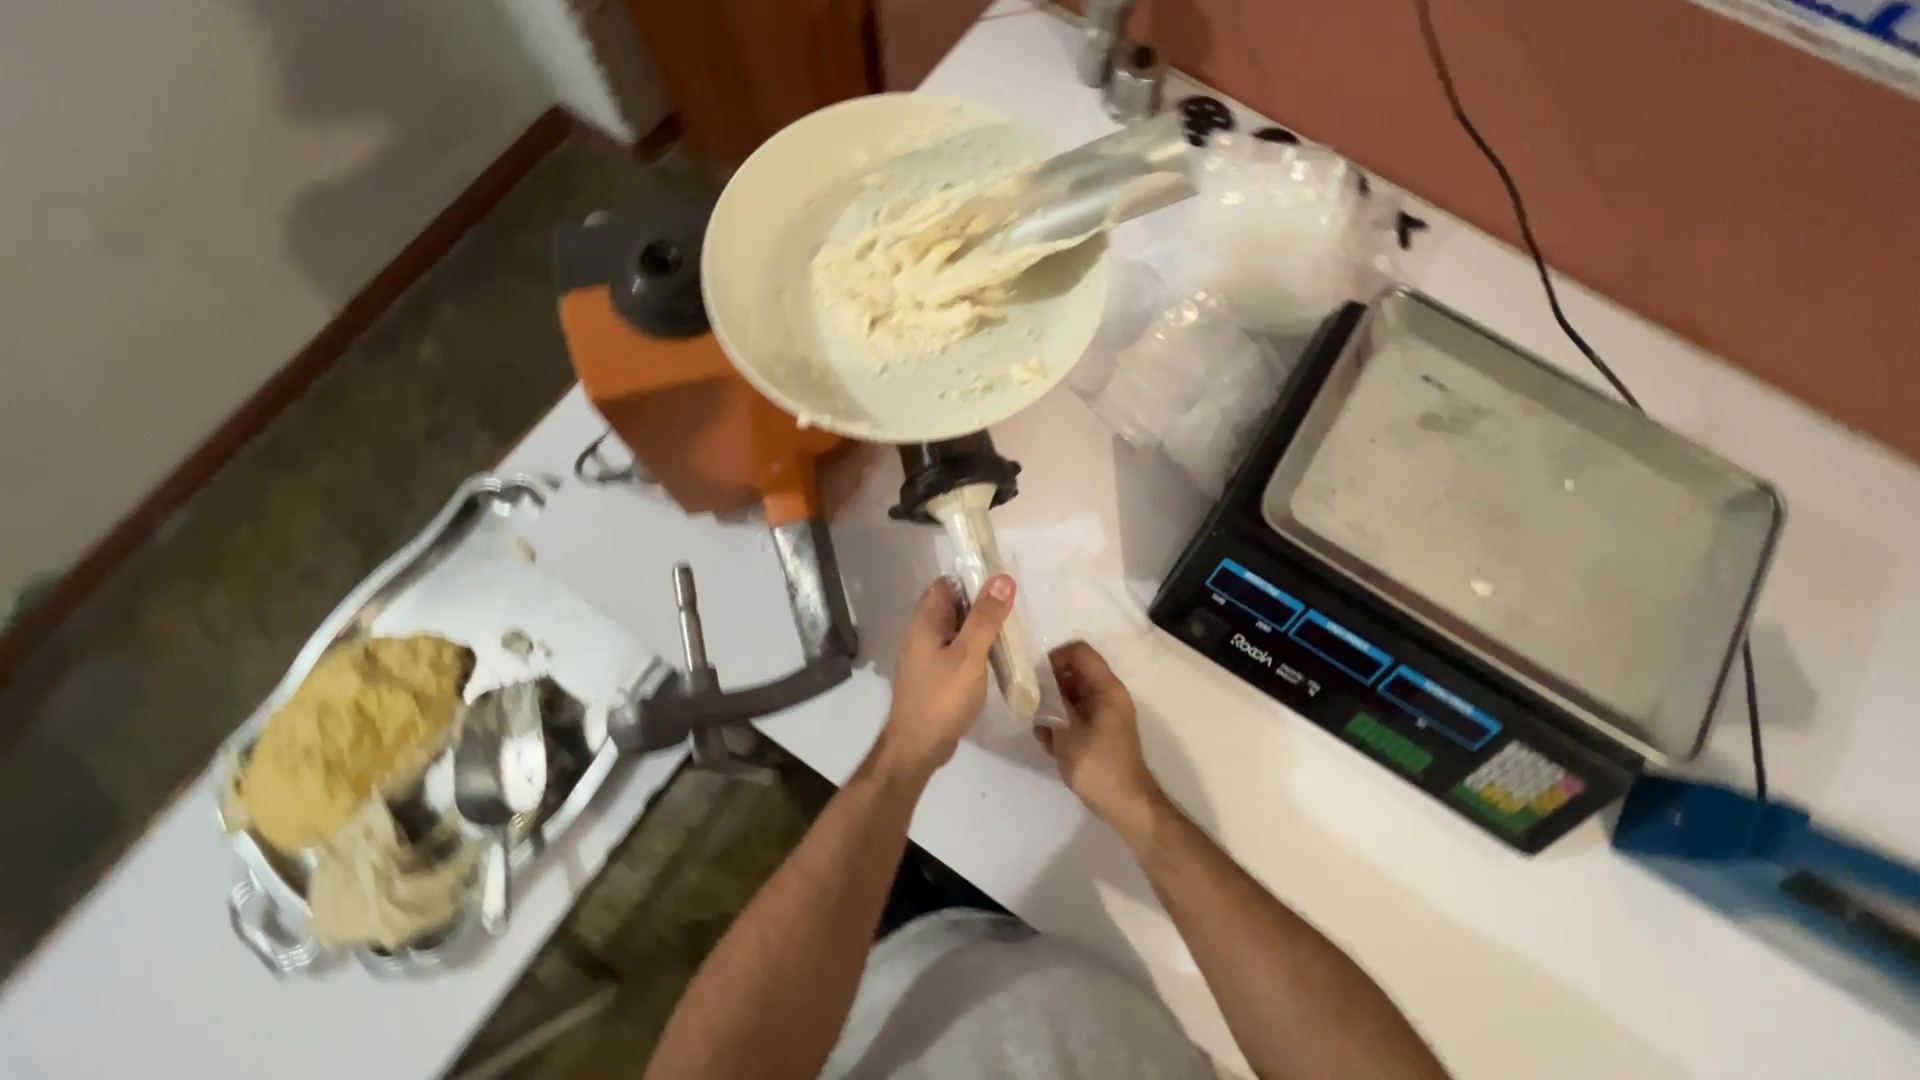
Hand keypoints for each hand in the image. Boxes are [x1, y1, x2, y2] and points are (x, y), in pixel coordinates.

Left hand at [876, 575, 1016, 780]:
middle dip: (981, 604)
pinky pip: (956, 650)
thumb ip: (985, 618)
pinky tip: (996, 657)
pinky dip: (974, 648)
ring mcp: (926, 655)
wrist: (917, 747)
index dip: (972, 579)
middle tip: (1015, 607)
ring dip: (980, 628)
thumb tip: (1002, 579)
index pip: (946, 584)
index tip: (1003, 585)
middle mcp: (921, 633)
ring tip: (1012, 630)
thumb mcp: (969, 655)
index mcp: (925, 622)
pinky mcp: (934, 674)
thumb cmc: (942, 697)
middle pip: (952, 605)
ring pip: (956, 629)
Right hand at [1037, 642, 1166, 837]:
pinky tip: (1049, 743)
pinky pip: (1073, 714)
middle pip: (1072, 673)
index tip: (1034, 678)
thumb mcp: (1068, 734)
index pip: (1079, 653)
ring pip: (1070, 695)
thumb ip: (1051, 707)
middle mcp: (1106, 696)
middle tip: (1030, 704)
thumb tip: (1037, 689)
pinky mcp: (1096, 731)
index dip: (1054, 658)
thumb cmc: (1100, 768)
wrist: (1126, 806)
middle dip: (1048, 685)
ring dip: (1051, 707)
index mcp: (1107, 689)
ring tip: (1040, 729)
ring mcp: (1102, 714)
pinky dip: (1059, 723)